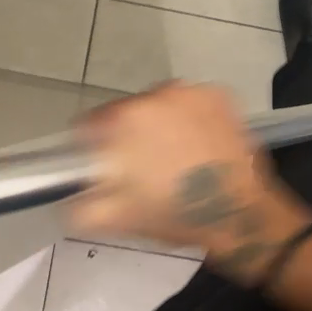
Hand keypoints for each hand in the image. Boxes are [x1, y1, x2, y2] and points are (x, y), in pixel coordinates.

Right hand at [69, 82, 311, 283]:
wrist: (240, 213)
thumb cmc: (175, 214)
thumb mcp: (111, 219)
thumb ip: (77, 201)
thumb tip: (71, 186)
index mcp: (126, 118)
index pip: (90, 125)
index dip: (95, 148)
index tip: (110, 168)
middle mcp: (160, 93)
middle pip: (129, 113)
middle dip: (131, 137)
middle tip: (148, 168)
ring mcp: (196, 92)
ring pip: (162, 106)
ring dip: (163, 125)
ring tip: (177, 158)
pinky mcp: (222, 97)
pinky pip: (193, 104)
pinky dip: (191, 119)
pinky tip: (199, 145)